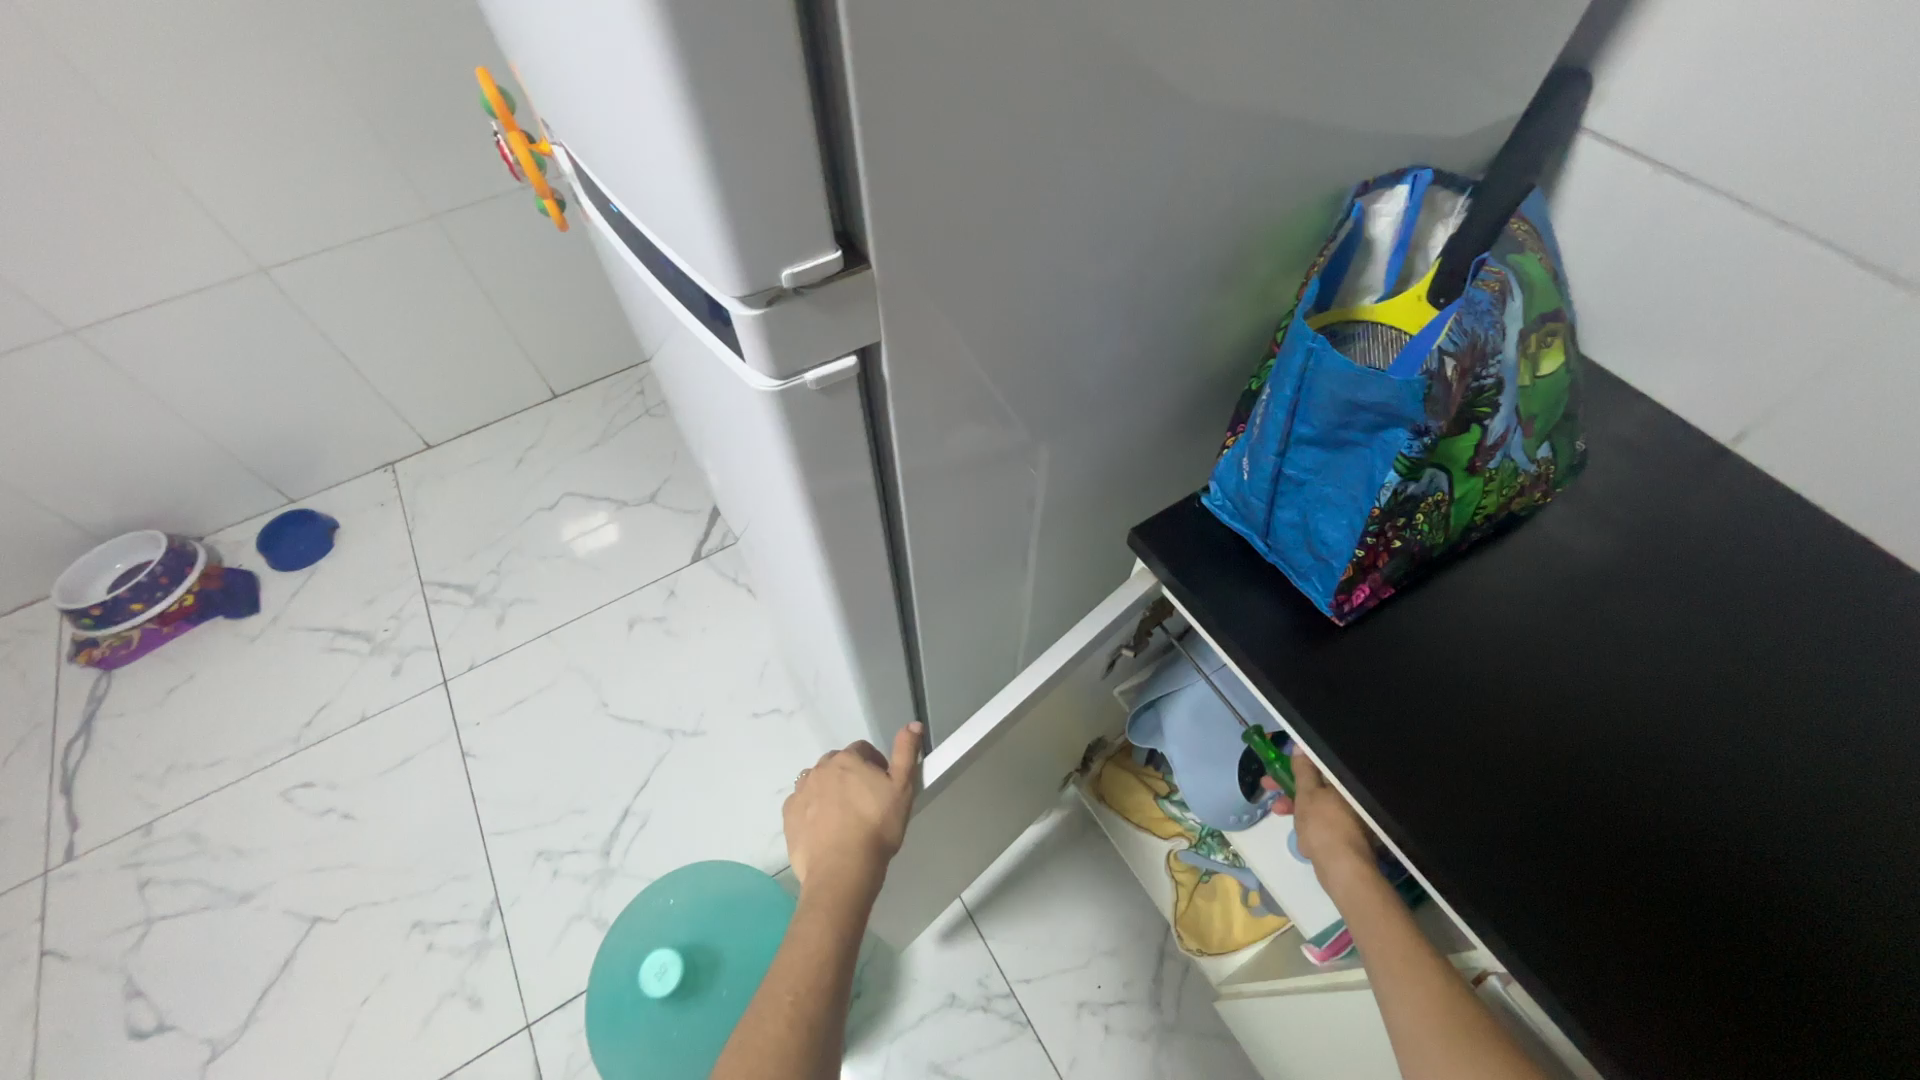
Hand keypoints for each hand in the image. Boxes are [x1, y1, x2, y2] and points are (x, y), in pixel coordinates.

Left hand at [783, 723, 922, 896]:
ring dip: (828, 790)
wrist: (843, 870)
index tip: (882, 786)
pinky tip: (824, 828)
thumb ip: (906, 752)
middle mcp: (820, 769)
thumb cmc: (877, 827)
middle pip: (837, 764)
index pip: (863, 750)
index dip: (875, 765)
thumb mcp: (902, 788)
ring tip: (843, 816)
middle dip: (849, 775)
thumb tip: (912, 723)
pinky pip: (801, 804)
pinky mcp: (789, 816)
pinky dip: (811, 809)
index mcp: (848, 759)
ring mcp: (800, 792)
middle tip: (864, 802)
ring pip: (817, 781)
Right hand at [1266, 745, 1374, 881]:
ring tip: (1278, 812)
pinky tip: (1302, 838)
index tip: (1275, 762)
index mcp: (1343, 784)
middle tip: (1267, 786)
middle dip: (1290, 785)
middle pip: (1315, 783)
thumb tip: (1301, 747)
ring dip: (1295, 805)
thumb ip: (1303, 770)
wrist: (1343, 870)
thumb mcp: (1307, 794)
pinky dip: (1309, 825)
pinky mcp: (1346, 835)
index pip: (1317, 764)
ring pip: (1316, 803)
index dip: (1294, 761)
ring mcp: (1350, 817)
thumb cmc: (1323, 826)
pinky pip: (1322, 822)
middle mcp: (1350, 797)